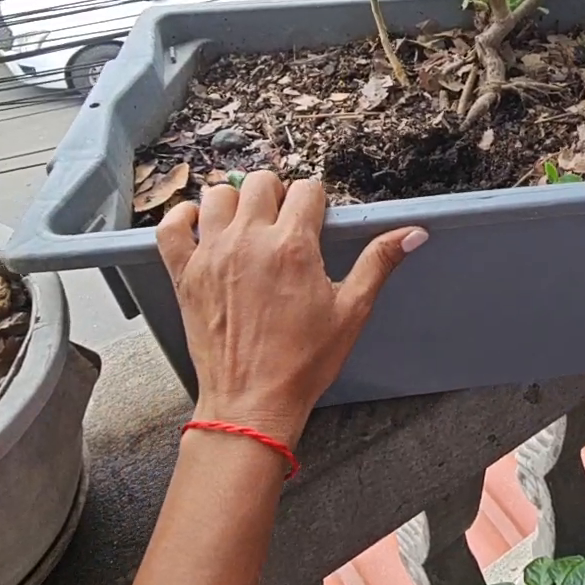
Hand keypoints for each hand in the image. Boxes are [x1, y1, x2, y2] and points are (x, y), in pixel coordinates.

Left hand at [156, 169, 426, 445]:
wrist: (252, 402)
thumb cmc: (304, 360)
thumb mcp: (352, 309)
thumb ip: (379, 261)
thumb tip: (413, 232)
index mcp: (293, 246)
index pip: (307, 189)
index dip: (317, 200)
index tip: (317, 218)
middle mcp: (249, 242)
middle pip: (262, 183)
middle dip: (279, 193)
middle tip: (287, 220)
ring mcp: (212, 256)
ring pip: (218, 195)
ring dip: (237, 201)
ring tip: (250, 222)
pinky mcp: (184, 275)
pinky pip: (171, 227)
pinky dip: (184, 218)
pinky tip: (203, 227)